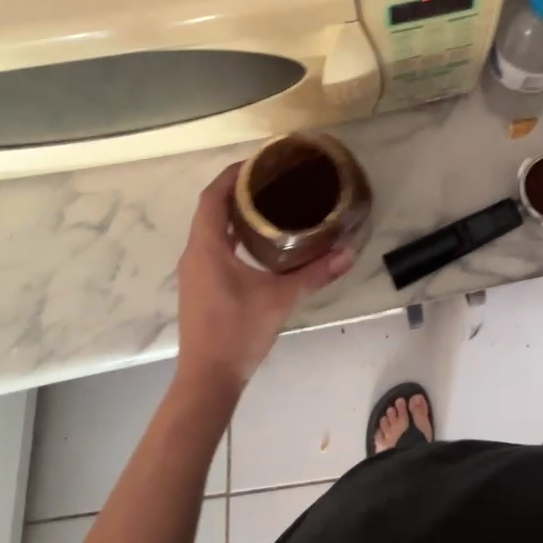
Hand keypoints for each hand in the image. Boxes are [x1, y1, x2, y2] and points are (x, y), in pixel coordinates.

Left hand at [176, 163, 354, 387]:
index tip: (260, 162)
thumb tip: (348, 252)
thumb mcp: (281, 298)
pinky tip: (258, 239)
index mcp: (207, 248)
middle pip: (211, 209)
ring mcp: (194, 271)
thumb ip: (315, 273)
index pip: (213, 197)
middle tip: (272, 179)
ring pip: (210, 228)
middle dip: (237, 190)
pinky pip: (212, 246)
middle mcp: (194, 254)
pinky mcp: (199, 286)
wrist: (208, 379)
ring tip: (269, 203)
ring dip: (233, 212)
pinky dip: (231, 234)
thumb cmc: (238, 332)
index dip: (232, 175)